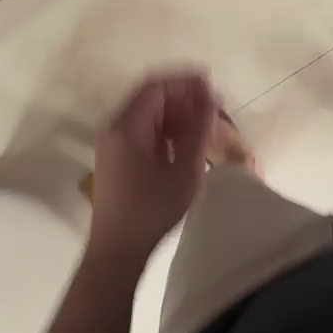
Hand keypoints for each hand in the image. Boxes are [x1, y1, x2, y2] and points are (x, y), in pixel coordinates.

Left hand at [88, 73, 218, 261]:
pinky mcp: (119, 159)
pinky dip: (170, 130)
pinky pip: (146, 132)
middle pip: (152, 98)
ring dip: (180, 114)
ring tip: (209, 126)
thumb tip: (209, 97)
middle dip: (185, 98)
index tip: (214, 87)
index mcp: (126, 126)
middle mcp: (115, 128)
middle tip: (217, 109)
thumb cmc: (152, 210)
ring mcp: (115, 144)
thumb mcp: (184, 169)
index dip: (186, 81)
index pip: (157, 86)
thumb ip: (198, 129)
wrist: (118, 251)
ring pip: (150, 115)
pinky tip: (190, 143)